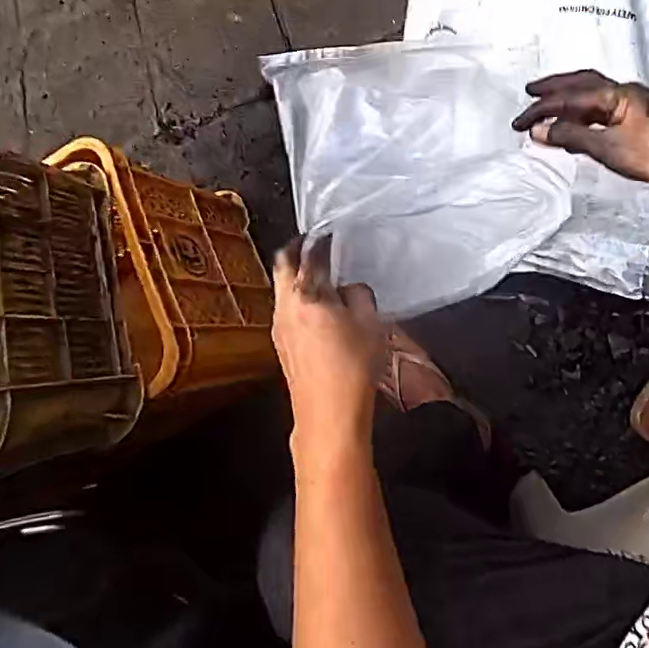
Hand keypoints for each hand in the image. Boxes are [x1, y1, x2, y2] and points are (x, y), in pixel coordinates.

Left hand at [273, 235, 382, 452]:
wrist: (328, 414)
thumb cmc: (352, 367)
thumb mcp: (370, 324)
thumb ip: (359, 296)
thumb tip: (350, 289)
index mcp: (307, 295)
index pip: (310, 255)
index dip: (320, 240)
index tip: (329, 233)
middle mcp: (285, 306)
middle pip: (282, 265)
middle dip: (298, 251)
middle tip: (315, 244)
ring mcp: (278, 327)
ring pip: (282, 288)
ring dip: (296, 275)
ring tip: (320, 275)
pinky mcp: (281, 345)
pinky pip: (286, 308)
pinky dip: (297, 297)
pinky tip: (318, 307)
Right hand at [512, 71, 648, 199]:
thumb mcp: (607, 147)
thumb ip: (571, 137)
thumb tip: (542, 131)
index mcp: (616, 94)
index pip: (569, 97)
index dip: (542, 109)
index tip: (522, 122)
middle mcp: (625, 93)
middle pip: (581, 84)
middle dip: (553, 89)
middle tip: (531, 93)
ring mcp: (633, 106)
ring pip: (592, 96)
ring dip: (568, 101)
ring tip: (549, 110)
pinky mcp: (638, 122)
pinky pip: (602, 111)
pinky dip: (583, 117)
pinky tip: (577, 129)